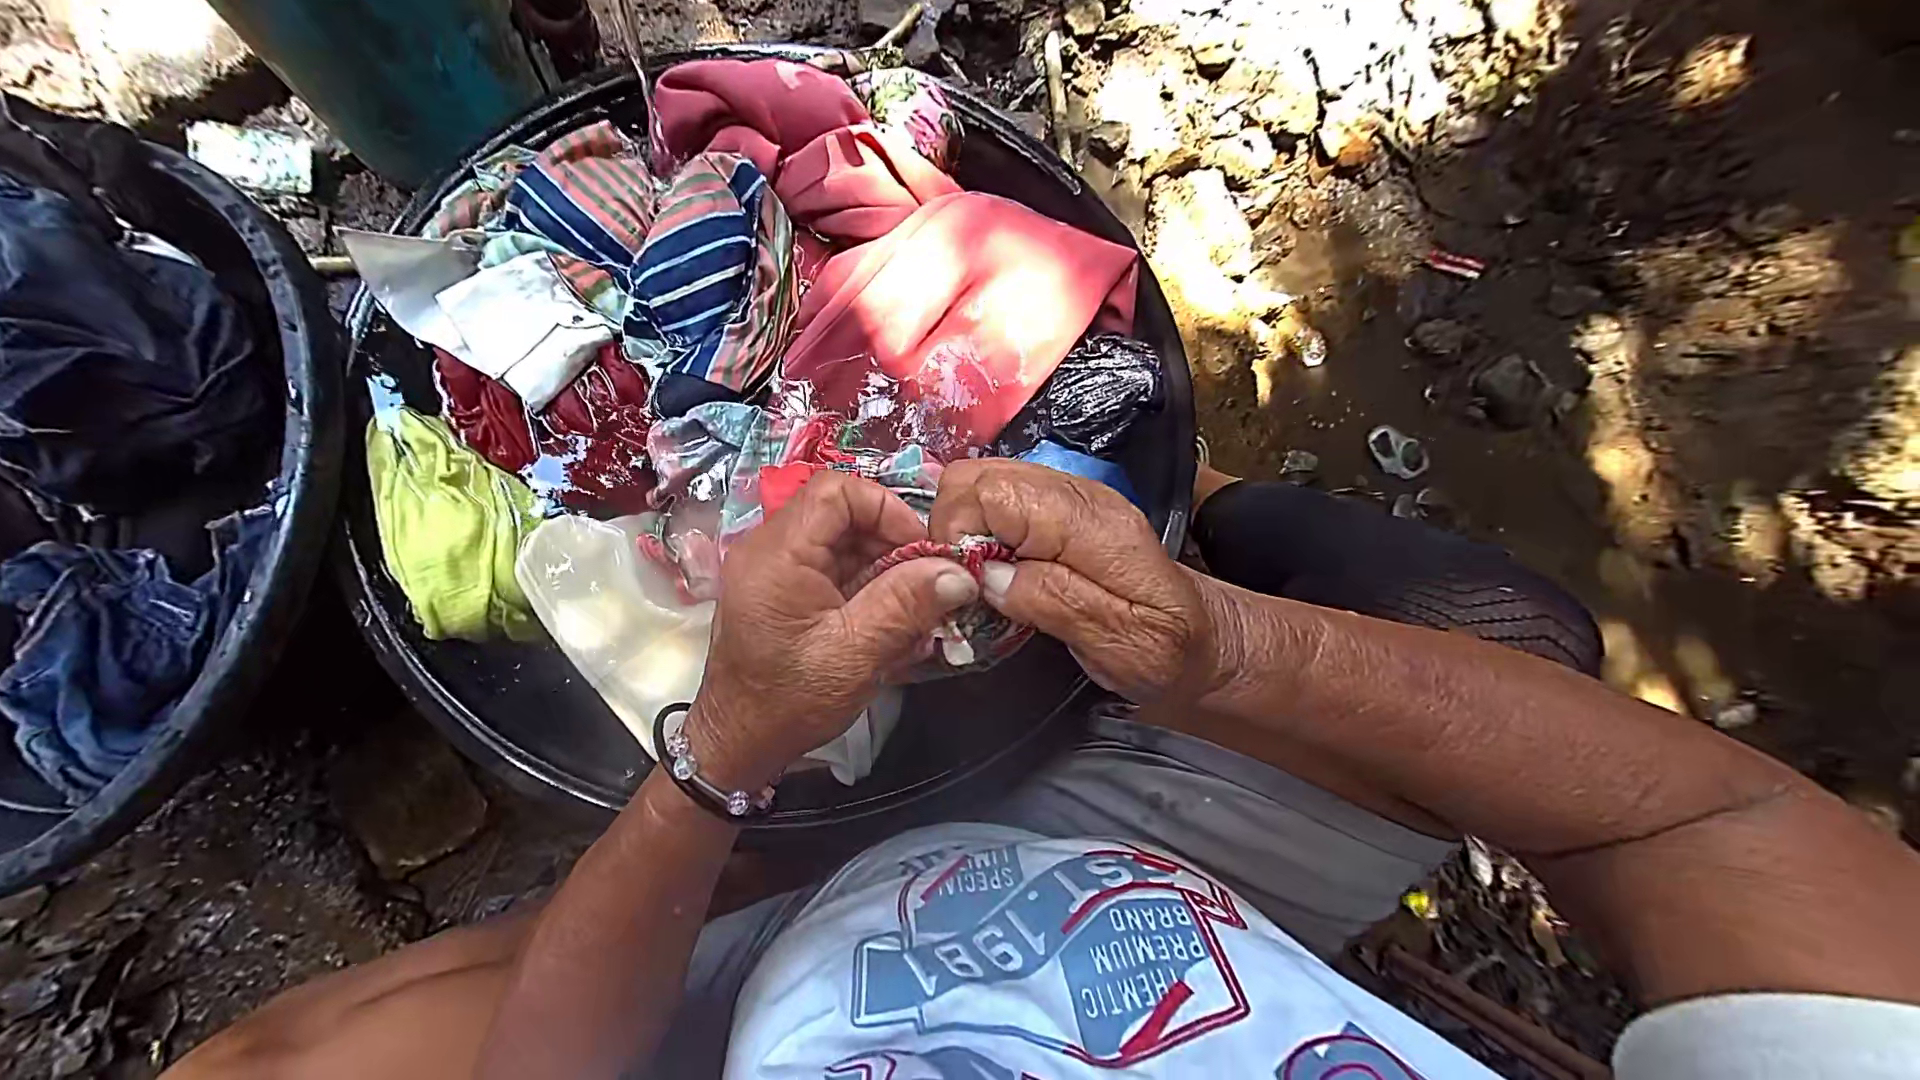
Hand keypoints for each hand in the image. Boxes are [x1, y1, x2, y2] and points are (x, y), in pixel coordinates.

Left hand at [686, 471, 979, 788]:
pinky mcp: (787, 588)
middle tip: (927, 579)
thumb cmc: (788, 701)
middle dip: (893, 542)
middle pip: (843, 514)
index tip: (920, 548)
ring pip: (845, 540)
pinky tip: (893, 617)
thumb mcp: (855, 654)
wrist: (739, 744)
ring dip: (886, 565)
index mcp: (778, 554)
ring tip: (916, 604)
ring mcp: (778, 568)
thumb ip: (907, 606)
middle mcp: (771, 549)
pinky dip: (870, 584)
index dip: (886, 508)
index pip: (836, 491)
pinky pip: (837, 567)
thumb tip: (960, 572)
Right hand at [928, 459, 1216, 703]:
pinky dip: (981, 529)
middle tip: (967, 581)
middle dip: (952, 528)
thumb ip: (1054, 602)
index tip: (964, 585)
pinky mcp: (1059, 507)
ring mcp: (1066, 494)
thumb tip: (985, 574)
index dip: (957, 535)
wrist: (1205, 637)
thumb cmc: (1169, 651)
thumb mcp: (1123, 646)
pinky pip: (997, 498)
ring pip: (980, 481)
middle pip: (974, 476)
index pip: (987, 492)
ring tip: (981, 577)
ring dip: (965, 529)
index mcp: (1088, 523)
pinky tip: (998, 567)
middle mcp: (1074, 494)